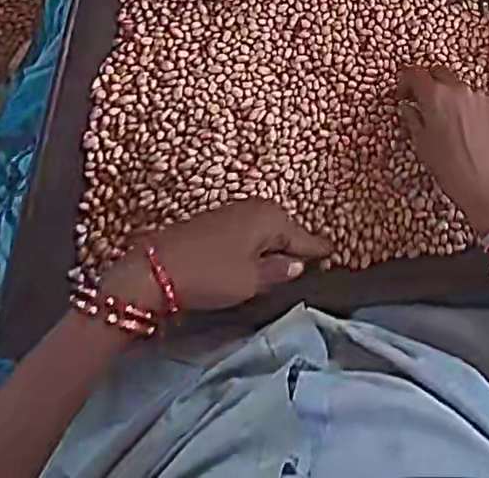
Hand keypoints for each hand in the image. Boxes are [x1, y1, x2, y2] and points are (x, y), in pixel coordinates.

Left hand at [101, 199, 330, 313]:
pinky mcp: (218, 221)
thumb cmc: (209, 275)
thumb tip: (298, 264)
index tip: (334, 255)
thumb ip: (279, 272)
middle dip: (296, 248)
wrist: (154, 269)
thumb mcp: (250, 281)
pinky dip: (257, 245)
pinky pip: (250, 232)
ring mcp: (236, 211)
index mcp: (271, 217)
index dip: (318, 251)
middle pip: (286, 232)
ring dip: (274, 248)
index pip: (304, 238)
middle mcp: (257, 207)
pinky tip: (256, 260)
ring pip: (266, 232)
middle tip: (311, 266)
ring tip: (285, 267)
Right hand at [397, 66, 488, 233]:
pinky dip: (463, 104)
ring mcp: (477, 96)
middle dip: (426, 82)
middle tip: (419, 101)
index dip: (405, 81)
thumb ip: (412, 118)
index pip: (415, 73)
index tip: (402, 93)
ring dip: (446, 93)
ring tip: (441, 118)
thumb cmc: (450, 168)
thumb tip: (407, 107)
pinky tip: (461, 126)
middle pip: (437, 72)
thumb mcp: (422, 144)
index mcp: (435, 95)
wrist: (488, 185)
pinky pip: (472, 97)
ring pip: (456, 85)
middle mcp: (457, 89)